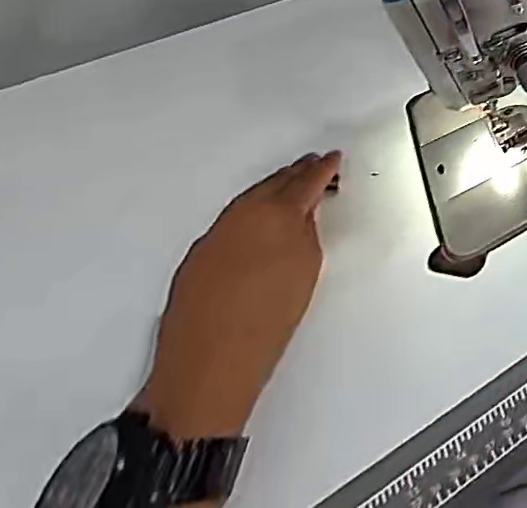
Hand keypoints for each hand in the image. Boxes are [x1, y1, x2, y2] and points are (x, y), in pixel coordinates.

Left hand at [135, 151, 341, 439]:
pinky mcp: (195, 258)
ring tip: (288, 190)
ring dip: (270, 191)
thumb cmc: (264, 321)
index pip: (306, 181)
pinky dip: (246, 215)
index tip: (332, 160)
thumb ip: (306, 231)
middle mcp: (240, 218)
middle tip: (313, 166)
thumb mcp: (307, 267)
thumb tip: (303, 217)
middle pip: (274, 184)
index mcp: (276, 214)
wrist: (210, 366)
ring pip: (248, 201)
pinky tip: (256, 225)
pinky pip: (228, 222)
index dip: (324, 169)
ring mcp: (213, 237)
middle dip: (295, 174)